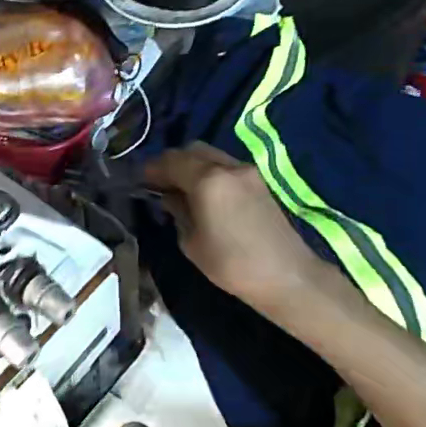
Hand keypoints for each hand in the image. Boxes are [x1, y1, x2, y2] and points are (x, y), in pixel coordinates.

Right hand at [143, 143, 322, 312]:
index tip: (138, 181)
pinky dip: (207, 171)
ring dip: (190, 165)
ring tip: (179, 188)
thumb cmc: (232, 264)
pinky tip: (202, 193)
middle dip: (170, 162)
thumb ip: (177, 211)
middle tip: (157, 182)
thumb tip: (169, 197)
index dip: (151, 169)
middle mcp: (228, 167)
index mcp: (208, 180)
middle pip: (191, 150)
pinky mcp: (259, 181)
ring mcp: (247, 171)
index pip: (171, 161)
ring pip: (209, 155)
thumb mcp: (191, 241)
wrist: (287, 276)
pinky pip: (224, 165)